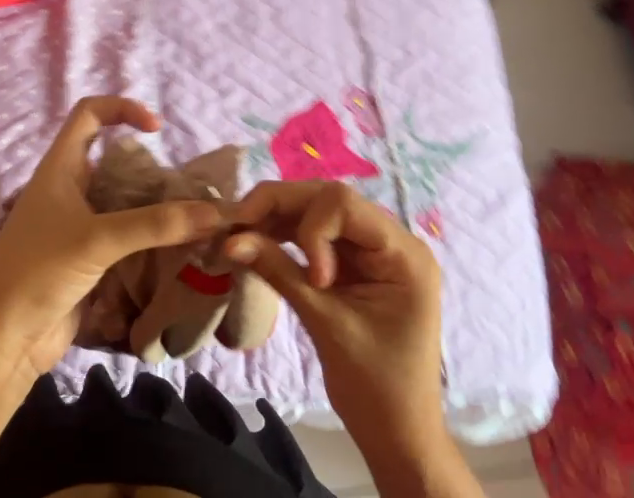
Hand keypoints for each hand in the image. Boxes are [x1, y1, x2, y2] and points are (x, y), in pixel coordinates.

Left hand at [0, 96, 226, 372]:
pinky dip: (152, 242)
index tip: (157, 128)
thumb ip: (155, 225)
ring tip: (198, 221)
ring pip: (124, 205)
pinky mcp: (88, 261)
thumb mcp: (97, 240)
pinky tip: (182, 252)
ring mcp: (78, 227)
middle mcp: (69, 191)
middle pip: (114, 163)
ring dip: (157, 210)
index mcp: (60, 168)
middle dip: (152, 170)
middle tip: (192, 188)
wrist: (5, 337)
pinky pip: (127, 240)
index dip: (122, 109)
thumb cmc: (38, 271)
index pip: (89, 114)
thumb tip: (215, 213)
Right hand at [224, 182, 462, 488]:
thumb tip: (229, 239)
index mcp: (403, 254)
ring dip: (277, 218)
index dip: (310, 227)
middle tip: (239, 227)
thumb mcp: (327, 325)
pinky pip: (315, 235)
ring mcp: (372, 251)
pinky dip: (285, 236)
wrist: (398, 432)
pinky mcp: (354, 264)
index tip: (310, 279)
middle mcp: (392, 241)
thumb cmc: (376, 386)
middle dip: (280, 207)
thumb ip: (280, 273)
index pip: (344, 205)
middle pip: (328, 200)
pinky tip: (259, 244)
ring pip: (317, 212)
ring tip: (243, 235)